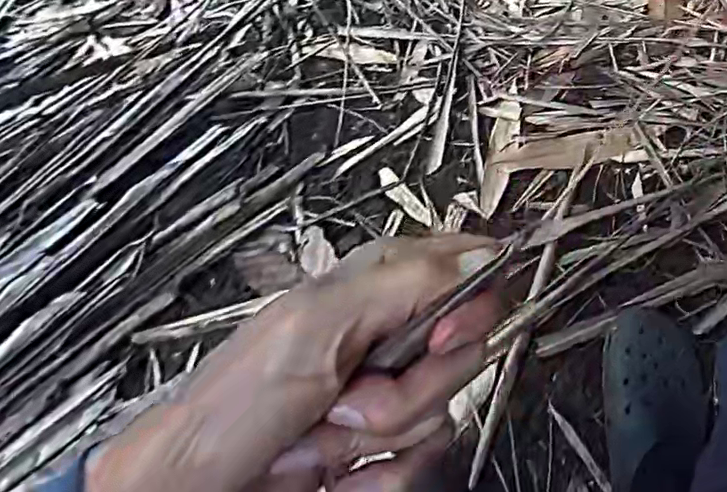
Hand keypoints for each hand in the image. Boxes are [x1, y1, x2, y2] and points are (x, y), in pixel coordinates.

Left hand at [88, 235, 503, 491]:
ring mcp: (397, 386)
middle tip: (357, 392)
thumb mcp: (323, 320)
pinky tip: (334, 468)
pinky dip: (378, 474)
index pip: (476, 268)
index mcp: (390, 277)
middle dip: (415, 383)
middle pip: (468, 344)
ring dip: (382, 433)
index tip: (438, 338)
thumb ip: (410, 280)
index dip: (473, 303)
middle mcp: (401, 327)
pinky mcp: (390, 441)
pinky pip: (426, 455)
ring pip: (447, 404)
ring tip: (326, 432)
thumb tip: (489, 255)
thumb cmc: (237, 402)